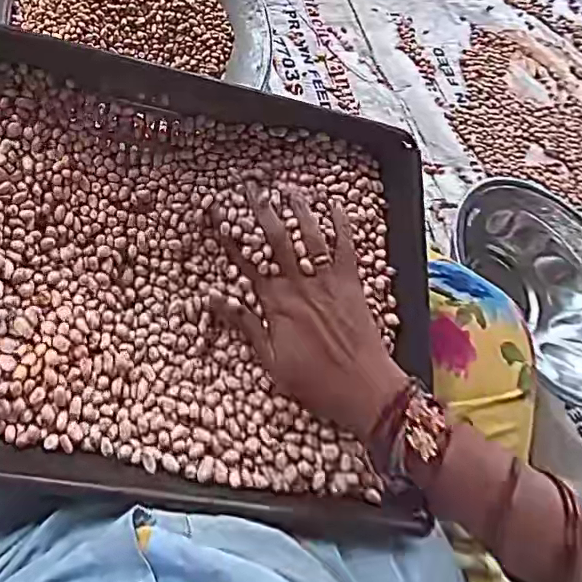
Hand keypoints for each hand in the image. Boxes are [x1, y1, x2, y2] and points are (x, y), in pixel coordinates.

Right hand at [213, 185, 407, 433]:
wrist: (367, 392)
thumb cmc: (316, 383)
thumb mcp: (271, 361)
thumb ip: (245, 325)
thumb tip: (214, 297)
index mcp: (275, 303)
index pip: (245, 261)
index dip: (230, 236)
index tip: (218, 215)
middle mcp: (299, 285)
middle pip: (276, 238)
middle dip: (261, 210)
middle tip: (251, 188)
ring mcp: (327, 282)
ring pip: (309, 236)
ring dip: (298, 210)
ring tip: (287, 189)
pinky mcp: (351, 284)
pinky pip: (346, 247)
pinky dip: (341, 225)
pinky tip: (334, 205)